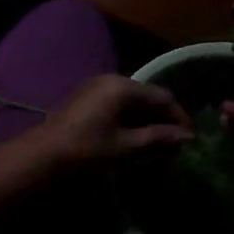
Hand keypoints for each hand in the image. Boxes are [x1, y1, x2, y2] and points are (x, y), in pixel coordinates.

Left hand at [30, 75, 191, 165]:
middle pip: (148, 97)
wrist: (43, 153)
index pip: (163, 97)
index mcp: (123, 86)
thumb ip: (158, 137)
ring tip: (158, 144)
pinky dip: (132, 119)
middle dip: (164, 120)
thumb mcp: (126, 145)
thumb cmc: (87, 149)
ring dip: (148, 120)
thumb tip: (187, 137)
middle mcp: (112, 79)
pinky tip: (136, 138)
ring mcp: (97, 87)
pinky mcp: (88, 98)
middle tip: (175, 144)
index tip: (190, 139)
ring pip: (134, 101)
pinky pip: (119, 104)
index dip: (180, 118)